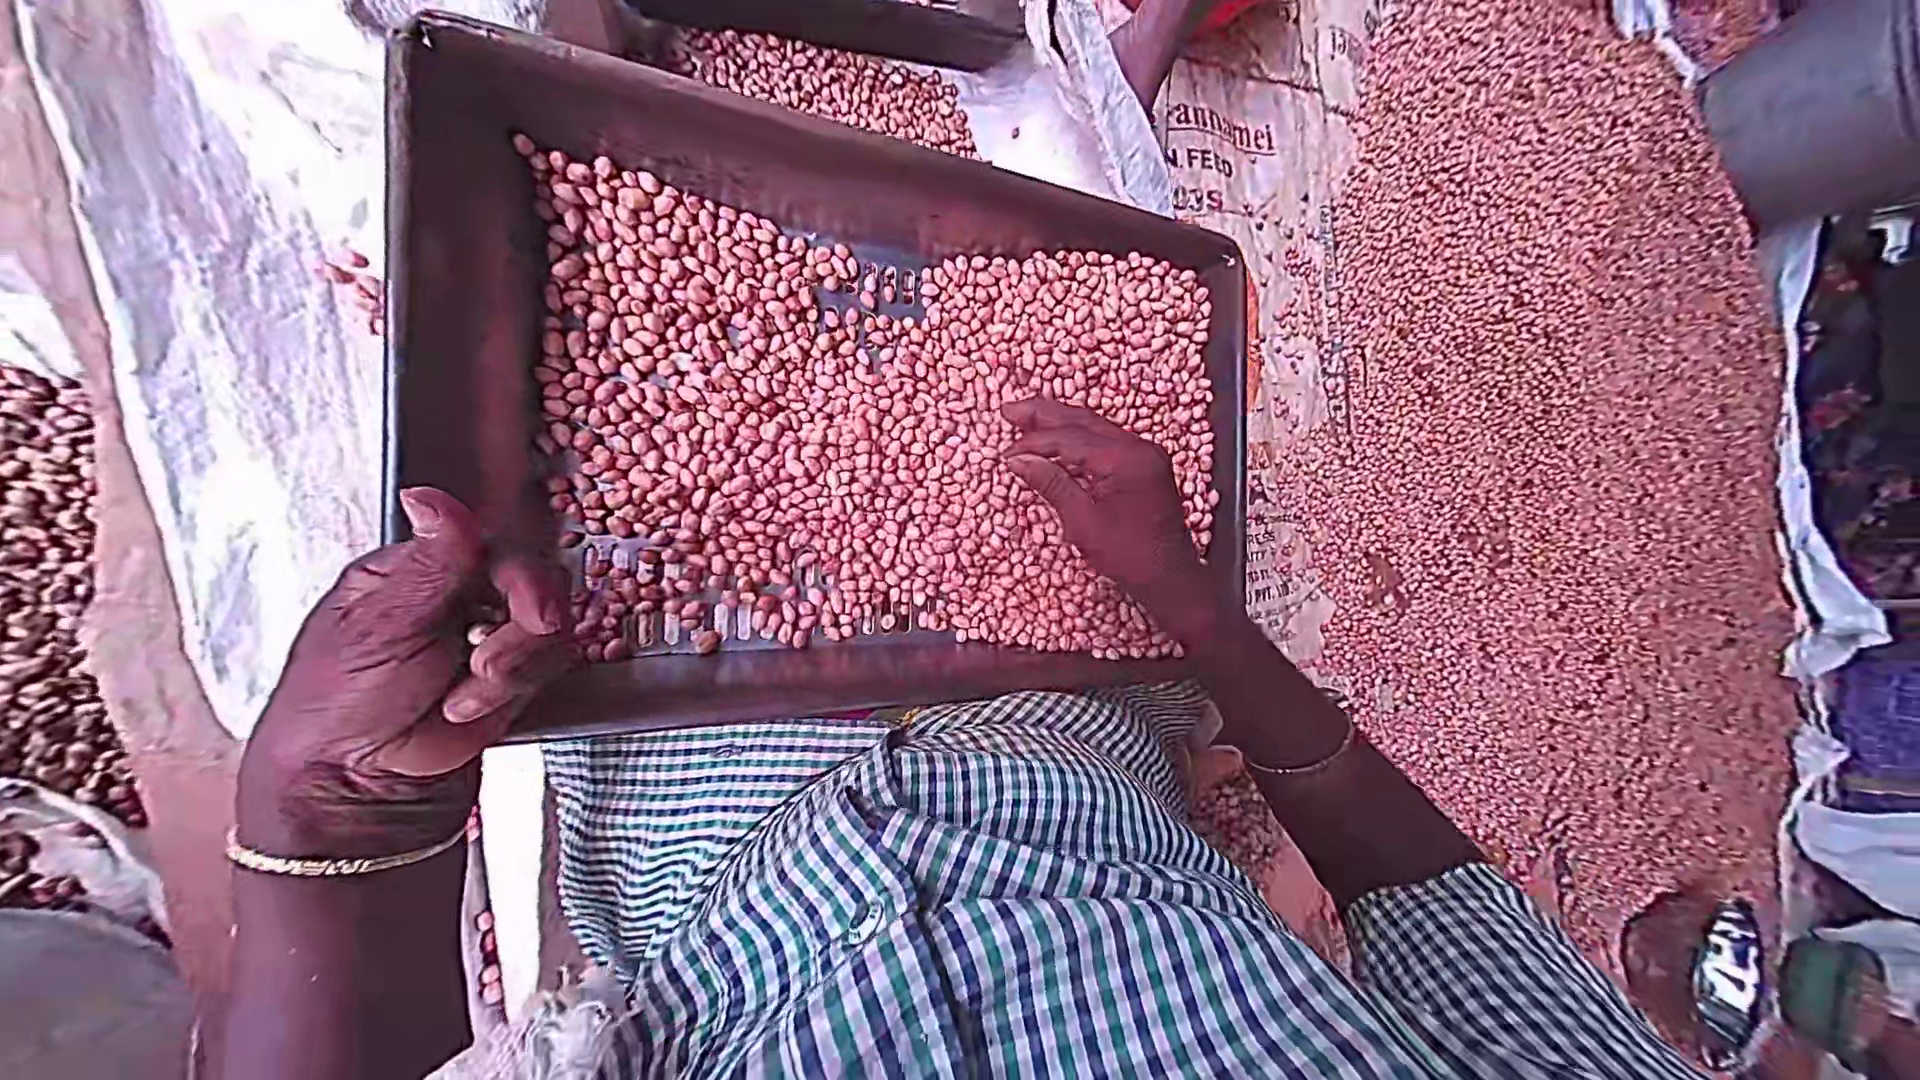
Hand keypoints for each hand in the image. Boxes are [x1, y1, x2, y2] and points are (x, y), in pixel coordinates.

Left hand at [236, 488, 576, 858]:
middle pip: (538, 584)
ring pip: (553, 625)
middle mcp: (466, 594)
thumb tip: (431, 498)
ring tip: (464, 695)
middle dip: (523, 630)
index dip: (523, 579)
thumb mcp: (381, 628)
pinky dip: (520, 687)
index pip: (498, 549)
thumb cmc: (341, 705)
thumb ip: (429, 564)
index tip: (532, 610)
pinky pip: (555, 659)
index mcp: (422, 569)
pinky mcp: (521, 667)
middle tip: (491, 665)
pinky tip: (473, 705)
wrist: (361, 784)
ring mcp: (497, 631)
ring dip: (515, 667)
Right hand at [1001, 398, 1218, 634]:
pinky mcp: (1144, 464)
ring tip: (1027, 417)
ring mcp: (1145, 454)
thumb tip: (1019, 461)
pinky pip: (1106, 440)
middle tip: (1010, 410)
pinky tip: (1058, 439)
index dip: (1034, 443)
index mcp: (1126, 460)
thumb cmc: (1128, 556)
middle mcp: (1139, 448)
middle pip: (1083, 421)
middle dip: (1044, 414)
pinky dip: (1077, 437)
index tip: (1007, 454)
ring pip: (1094, 426)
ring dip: (1059, 422)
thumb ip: (1052, 484)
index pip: (1070, 439)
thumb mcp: (1082, 522)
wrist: (1169, 576)